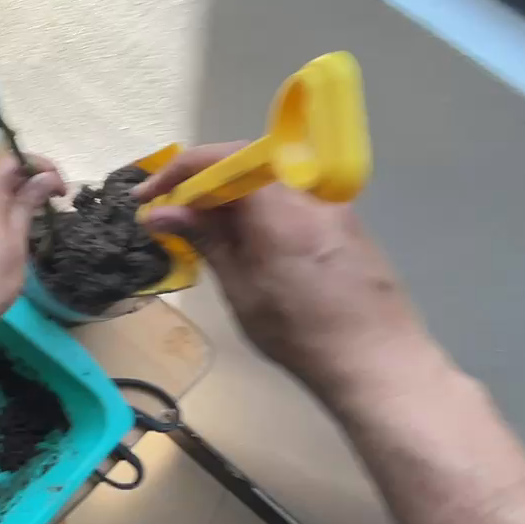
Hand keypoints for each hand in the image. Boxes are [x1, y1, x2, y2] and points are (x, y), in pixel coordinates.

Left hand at [0, 152, 65, 325]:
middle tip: (47, 200)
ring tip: (27, 215)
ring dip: (4, 195)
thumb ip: (27, 205)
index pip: (10, 160)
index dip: (38, 166)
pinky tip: (0, 230)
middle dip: (23, 179)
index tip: (60, 187)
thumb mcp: (15, 242)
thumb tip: (46, 177)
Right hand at [136, 143, 441, 400]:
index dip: (178, 170)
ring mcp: (330, 210)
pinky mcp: (340, 226)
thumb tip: (159, 212)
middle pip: (243, 166)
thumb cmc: (298, 332)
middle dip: (196, 181)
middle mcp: (309, 199)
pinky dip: (248, 209)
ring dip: (221, 197)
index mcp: (281, 212)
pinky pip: (282, 201)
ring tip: (193, 228)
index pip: (224, 160)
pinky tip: (235, 240)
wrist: (378, 363)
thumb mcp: (239, 287)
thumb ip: (204, 239)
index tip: (146, 197)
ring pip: (263, 184)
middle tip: (164, 211)